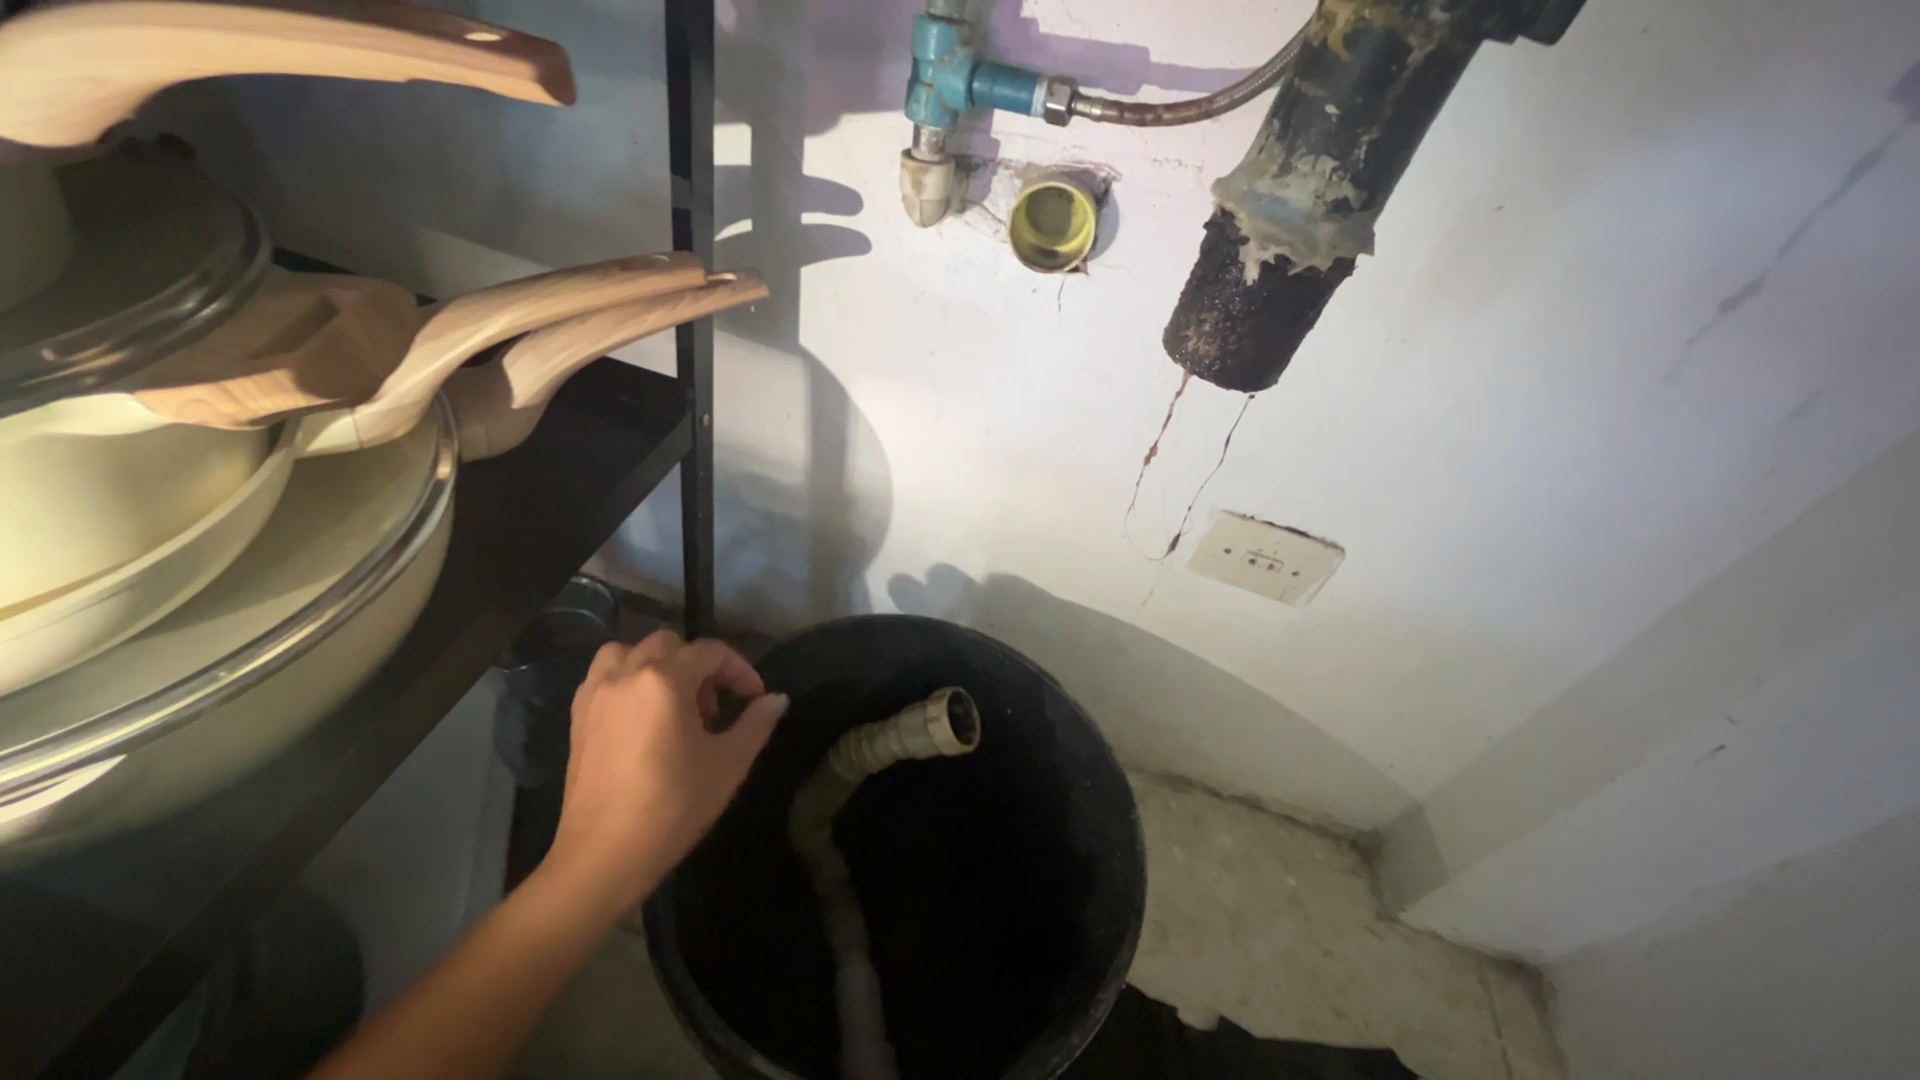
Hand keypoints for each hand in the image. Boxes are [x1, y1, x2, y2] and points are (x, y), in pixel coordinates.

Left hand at [543, 629, 787, 912]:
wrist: (605, 855)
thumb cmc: (674, 806)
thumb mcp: (729, 764)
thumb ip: (756, 723)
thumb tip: (776, 699)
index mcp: (664, 680)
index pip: (710, 652)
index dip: (739, 669)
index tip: (755, 698)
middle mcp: (626, 675)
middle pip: (668, 645)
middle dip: (699, 666)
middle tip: (715, 706)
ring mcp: (595, 695)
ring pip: (628, 653)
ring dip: (657, 665)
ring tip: (674, 701)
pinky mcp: (577, 719)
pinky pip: (603, 678)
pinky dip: (627, 681)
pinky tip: (642, 716)